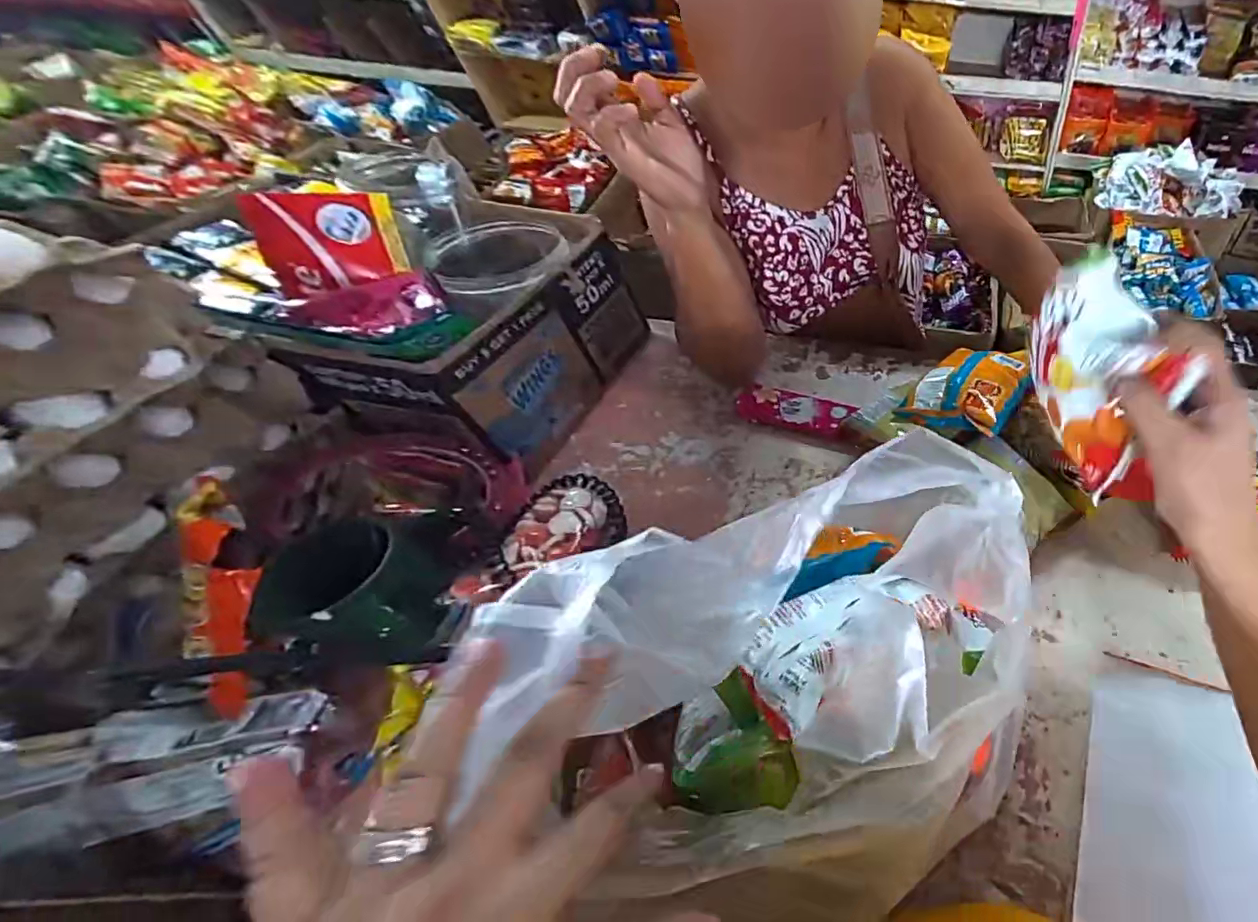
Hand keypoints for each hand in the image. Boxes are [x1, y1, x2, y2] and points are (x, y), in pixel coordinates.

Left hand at [233, 643, 699, 921]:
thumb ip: (610, 921)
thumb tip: (712, 919)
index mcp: (510, 908)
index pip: (590, 834)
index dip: (627, 800)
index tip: (655, 770)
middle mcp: (448, 879)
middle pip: (519, 774)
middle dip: (564, 711)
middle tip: (597, 656)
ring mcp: (369, 888)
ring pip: (422, 779)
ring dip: (453, 710)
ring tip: (481, 648)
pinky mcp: (298, 916)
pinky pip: (283, 861)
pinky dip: (271, 814)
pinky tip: (259, 763)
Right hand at [553, 47, 716, 220]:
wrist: (690, 197)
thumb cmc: (679, 164)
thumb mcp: (671, 123)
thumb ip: (656, 100)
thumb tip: (639, 75)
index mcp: (614, 118)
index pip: (580, 87)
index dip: (581, 65)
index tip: (598, 49)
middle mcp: (606, 128)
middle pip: (566, 94)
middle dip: (573, 68)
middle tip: (595, 54)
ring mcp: (611, 142)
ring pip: (574, 109)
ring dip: (588, 86)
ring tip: (611, 78)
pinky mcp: (620, 156)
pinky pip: (601, 130)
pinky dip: (612, 113)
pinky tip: (631, 108)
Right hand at [1114, 319, 1257, 563]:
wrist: (1224, 547)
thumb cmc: (1201, 493)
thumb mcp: (1167, 443)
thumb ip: (1142, 402)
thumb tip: (1118, 373)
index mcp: (1223, 397)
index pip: (1202, 344)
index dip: (1170, 330)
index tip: (1132, 332)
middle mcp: (1218, 405)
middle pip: (1185, 366)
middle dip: (1148, 359)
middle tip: (1111, 359)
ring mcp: (1208, 428)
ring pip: (1174, 393)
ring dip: (1143, 387)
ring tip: (1109, 386)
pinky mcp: (1195, 448)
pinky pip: (1168, 417)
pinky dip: (1145, 413)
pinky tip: (1120, 420)